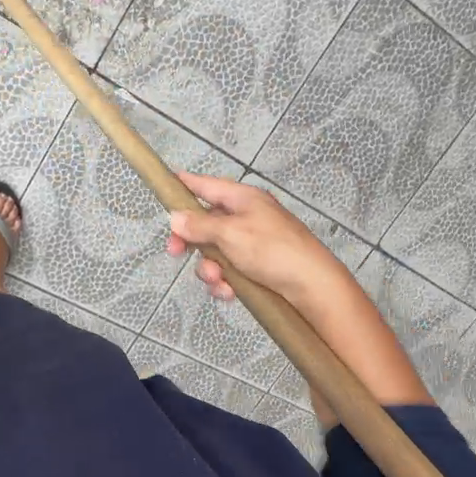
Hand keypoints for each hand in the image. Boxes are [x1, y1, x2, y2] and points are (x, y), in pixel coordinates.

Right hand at [166, 172, 349, 304]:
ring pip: (213, 253)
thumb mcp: (230, 233)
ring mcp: (250, 244)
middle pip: (204, 224)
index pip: (206, 185)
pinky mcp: (255, 267)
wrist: (311, 285)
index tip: (164, 184)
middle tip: (175, 252)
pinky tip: (229, 291)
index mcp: (243, 200)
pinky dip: (224, 282)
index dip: (184, 184)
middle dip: (191, 242)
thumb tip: (175, 218)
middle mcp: (246, 218)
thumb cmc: (274, 250)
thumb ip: (199, 225)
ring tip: (219, 280)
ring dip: (209, 269)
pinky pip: (227, 271)